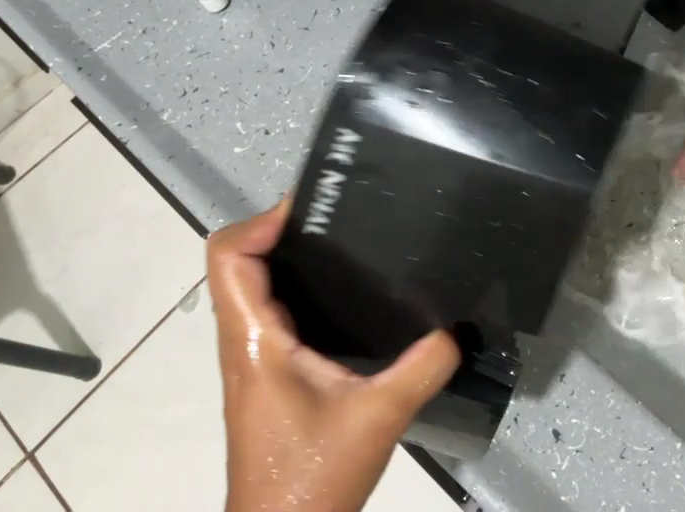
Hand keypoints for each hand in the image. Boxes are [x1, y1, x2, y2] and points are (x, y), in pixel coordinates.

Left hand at [209, 200, 459, 511]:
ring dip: (287, 256)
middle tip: (337, 215)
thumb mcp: (379, 417)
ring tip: (344, 240)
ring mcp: (251, 358)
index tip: (311, 208)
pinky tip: (345, 291)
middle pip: (236, 263)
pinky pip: (269, 309)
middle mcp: (244, 342)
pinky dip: (296, 284)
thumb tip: (456, 328)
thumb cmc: (313, 476)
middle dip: (281, 229)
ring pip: (250, 286)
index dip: (261, 222)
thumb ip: (422, 368)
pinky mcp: (266, 373)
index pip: (228, 258)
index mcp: (256, 340)